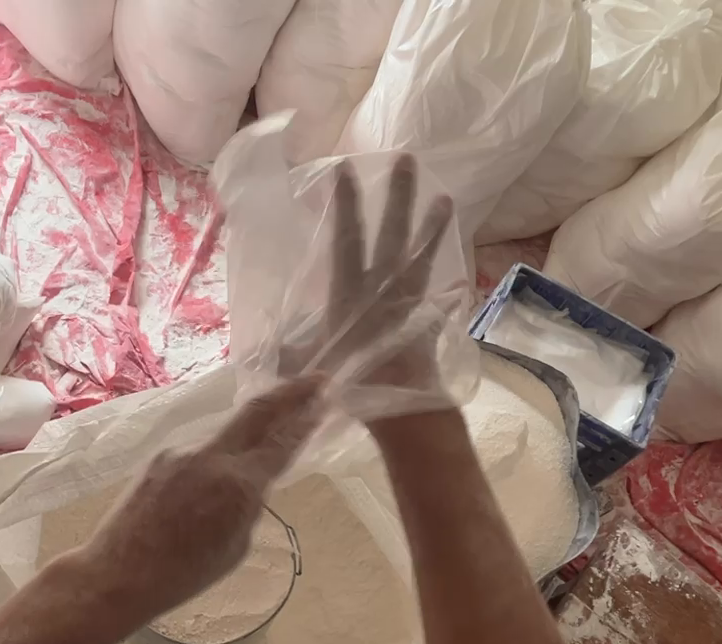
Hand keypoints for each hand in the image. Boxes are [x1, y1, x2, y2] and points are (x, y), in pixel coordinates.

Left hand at [71, 375, 327, 626]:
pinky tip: (213, 474)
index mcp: (238, 485)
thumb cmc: (183, 576)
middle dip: (290, 392)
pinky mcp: (159, 456)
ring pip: (225, 431)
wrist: (118, 573)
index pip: (282, 442)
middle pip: (257, 411)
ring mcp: (181, 451)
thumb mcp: (235, 547)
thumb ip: (250, 505)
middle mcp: (211, 456)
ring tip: (263, 437)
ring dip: (249, 430)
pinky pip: (198, 448)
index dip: (307, 418)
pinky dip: (216, 454)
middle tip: (315, 378)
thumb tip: (252, 483)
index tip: (326, 398)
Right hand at [283, 154, 455, 415]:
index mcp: (350, 293)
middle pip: (391, 235)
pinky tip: (456, 282)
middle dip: (397, 197)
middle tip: (406, 159)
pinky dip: (446, 292)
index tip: (345, 170)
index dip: (346, 205)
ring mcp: (409, 302)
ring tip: (445, 198)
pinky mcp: (427, 321)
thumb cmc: (351, 384)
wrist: (399, 406)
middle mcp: (382, 289)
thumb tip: (265, 352)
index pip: (347, 239)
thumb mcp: (309, 366)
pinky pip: (439, 298)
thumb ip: (291, 354)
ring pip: (422, 256)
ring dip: (431, 227)